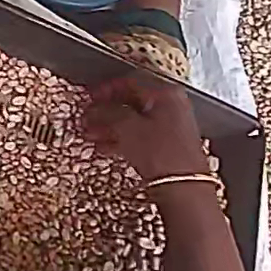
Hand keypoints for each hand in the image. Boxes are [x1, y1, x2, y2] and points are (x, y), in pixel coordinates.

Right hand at [83, 76, 208, 181]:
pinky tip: (103, 146)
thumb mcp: (127, 128)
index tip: (89, 96)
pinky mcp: (167, 145)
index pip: (130, 82)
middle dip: (105, 111)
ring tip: (89, 134)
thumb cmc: (161, 153)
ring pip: (133, 121)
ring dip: (109, 126)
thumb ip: (107, 113)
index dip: (105, 89)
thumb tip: (93, 109)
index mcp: (165, 94)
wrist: (184, 188)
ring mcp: (170, 126)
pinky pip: (138, 136)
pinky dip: (120, 139)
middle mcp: (170, 106)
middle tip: (86, 117)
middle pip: (130, 102)